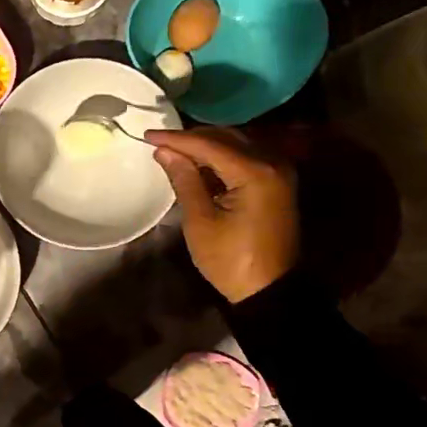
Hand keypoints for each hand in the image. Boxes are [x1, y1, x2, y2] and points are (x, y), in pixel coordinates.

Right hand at [146, 128, 299, 303]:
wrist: (269, 291)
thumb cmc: (231, 260)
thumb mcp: (201, 221)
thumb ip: (184, 180)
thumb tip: (165, 151)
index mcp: (255, 172)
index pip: (210, 145)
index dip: (177, 139)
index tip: (147, 135)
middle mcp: (273, 163)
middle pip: (226, 138)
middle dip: (192, 138)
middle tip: (161, 143)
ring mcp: (279, 171)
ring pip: (237, 144)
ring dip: (207, 146)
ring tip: (176, 152)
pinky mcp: (278, 182)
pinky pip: (247, 157)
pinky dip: (223, 157)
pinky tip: (200, 164)